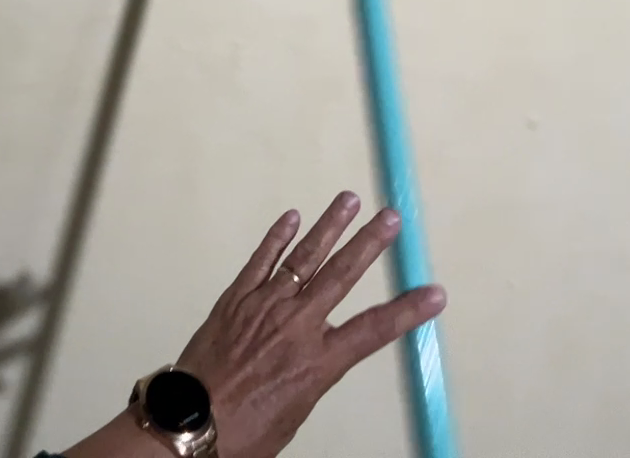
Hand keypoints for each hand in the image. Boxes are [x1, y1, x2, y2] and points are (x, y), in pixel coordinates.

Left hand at [173, 192, 445, 457]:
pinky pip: (261, 260)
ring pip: (303, 257)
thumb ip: (313, 368)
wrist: (194, 422)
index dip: (407, 310)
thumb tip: (322, 346)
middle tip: (389, 217)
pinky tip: (291, 217)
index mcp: (318, 361)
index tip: (435, 291)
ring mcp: (265, 304)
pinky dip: (277, 237)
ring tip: (348, 199)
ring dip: (328, 226)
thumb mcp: (297, 407)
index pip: (374, 329)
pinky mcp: (237, 296)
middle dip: (368, 244)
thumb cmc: (248, 429)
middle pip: (341, 276)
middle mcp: (297, 325)